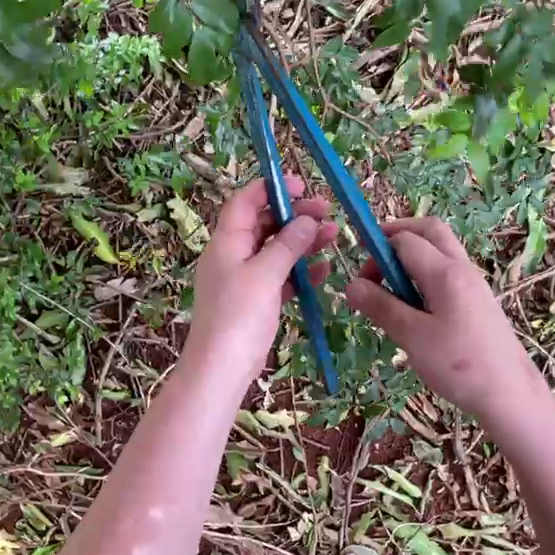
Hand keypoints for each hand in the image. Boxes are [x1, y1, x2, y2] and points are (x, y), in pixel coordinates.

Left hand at [187, 176, 336, 371]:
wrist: (221, 369)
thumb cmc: (238, 317)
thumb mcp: (265, 275)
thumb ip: (287, 245)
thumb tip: (307, 220)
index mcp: (226, 242)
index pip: (245, 202)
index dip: (271, 189)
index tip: (302, 185)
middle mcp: (232, 256)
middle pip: (263, 224)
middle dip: (294, 216)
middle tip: (326, 212)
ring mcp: (243, 280)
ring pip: (275, 251)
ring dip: (302, 242)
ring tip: (333, 237)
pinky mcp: (255, 302)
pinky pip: (279, 278)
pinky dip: (299, 271)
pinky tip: (323, 270)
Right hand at [344, 217, 547, 423]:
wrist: (508, 392)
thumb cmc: (458, 364)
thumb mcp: (412, 337)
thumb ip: (381, 307)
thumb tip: (351, 285)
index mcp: (445, 272)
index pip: (405, 241)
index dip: (377, 251)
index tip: (360, 278)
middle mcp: (462, 268)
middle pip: (430, 231)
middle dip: (398, 235)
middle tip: (374, 259)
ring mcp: (474, 284)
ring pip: (441, 250)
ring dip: (412, 256)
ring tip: (391, 289)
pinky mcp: (478, 301)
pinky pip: (448, 272)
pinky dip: (425, 274)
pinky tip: (415, 307)